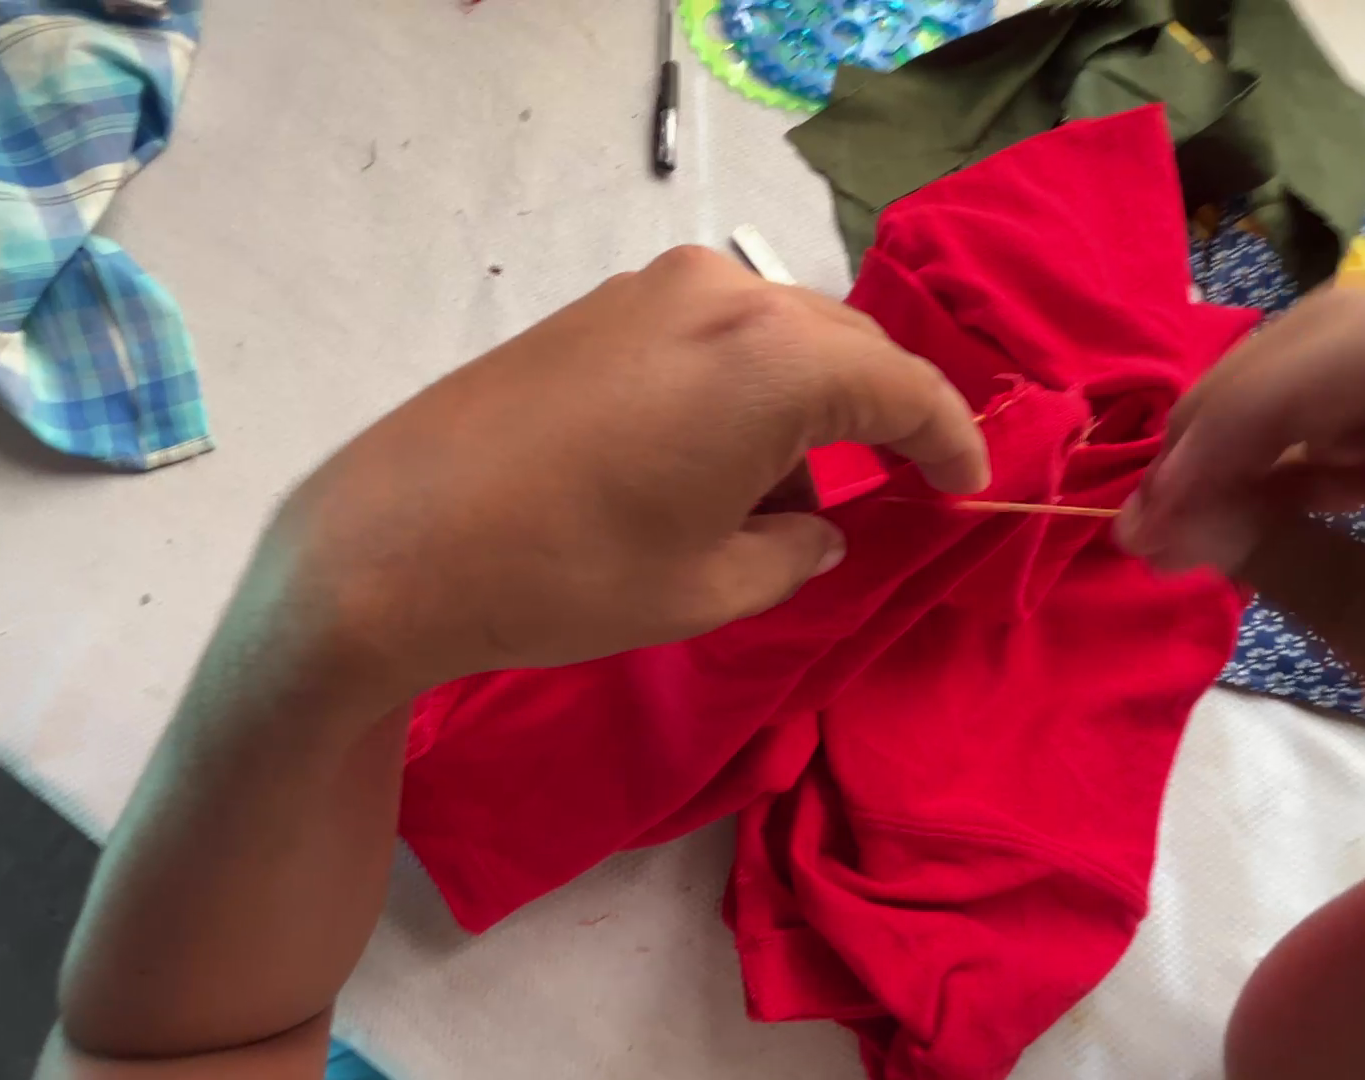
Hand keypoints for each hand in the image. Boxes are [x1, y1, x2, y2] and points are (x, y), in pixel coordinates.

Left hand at [275, 245, 987, 698]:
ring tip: (778, 497)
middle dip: (871, 422)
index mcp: (772, 356)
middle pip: (839, 350)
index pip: (902, 386)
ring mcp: (651, 287)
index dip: (949, 440)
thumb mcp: (708, 587)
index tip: (969, 484)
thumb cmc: (566, 577)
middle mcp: (720, 291)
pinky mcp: (600, 305)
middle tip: (880, 492)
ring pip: (771, 340)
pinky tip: (711, 458)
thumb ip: (795, 551)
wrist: (395, 542)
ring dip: (797, 410)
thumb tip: (825, 526)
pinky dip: (736, 393)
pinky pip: (709, 339)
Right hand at [1116, 288, 1364, 842]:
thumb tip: (1150, 519)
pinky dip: (1282, 457)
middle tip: (1157, 507)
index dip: (1249, 408)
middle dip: (1226, 420)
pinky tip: (1247, 512)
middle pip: (1352, 336)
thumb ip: (1288, 563)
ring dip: (1241, 440)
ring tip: (1184, 519)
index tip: (1165, 499)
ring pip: (1340, 365)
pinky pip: (1360, 410)